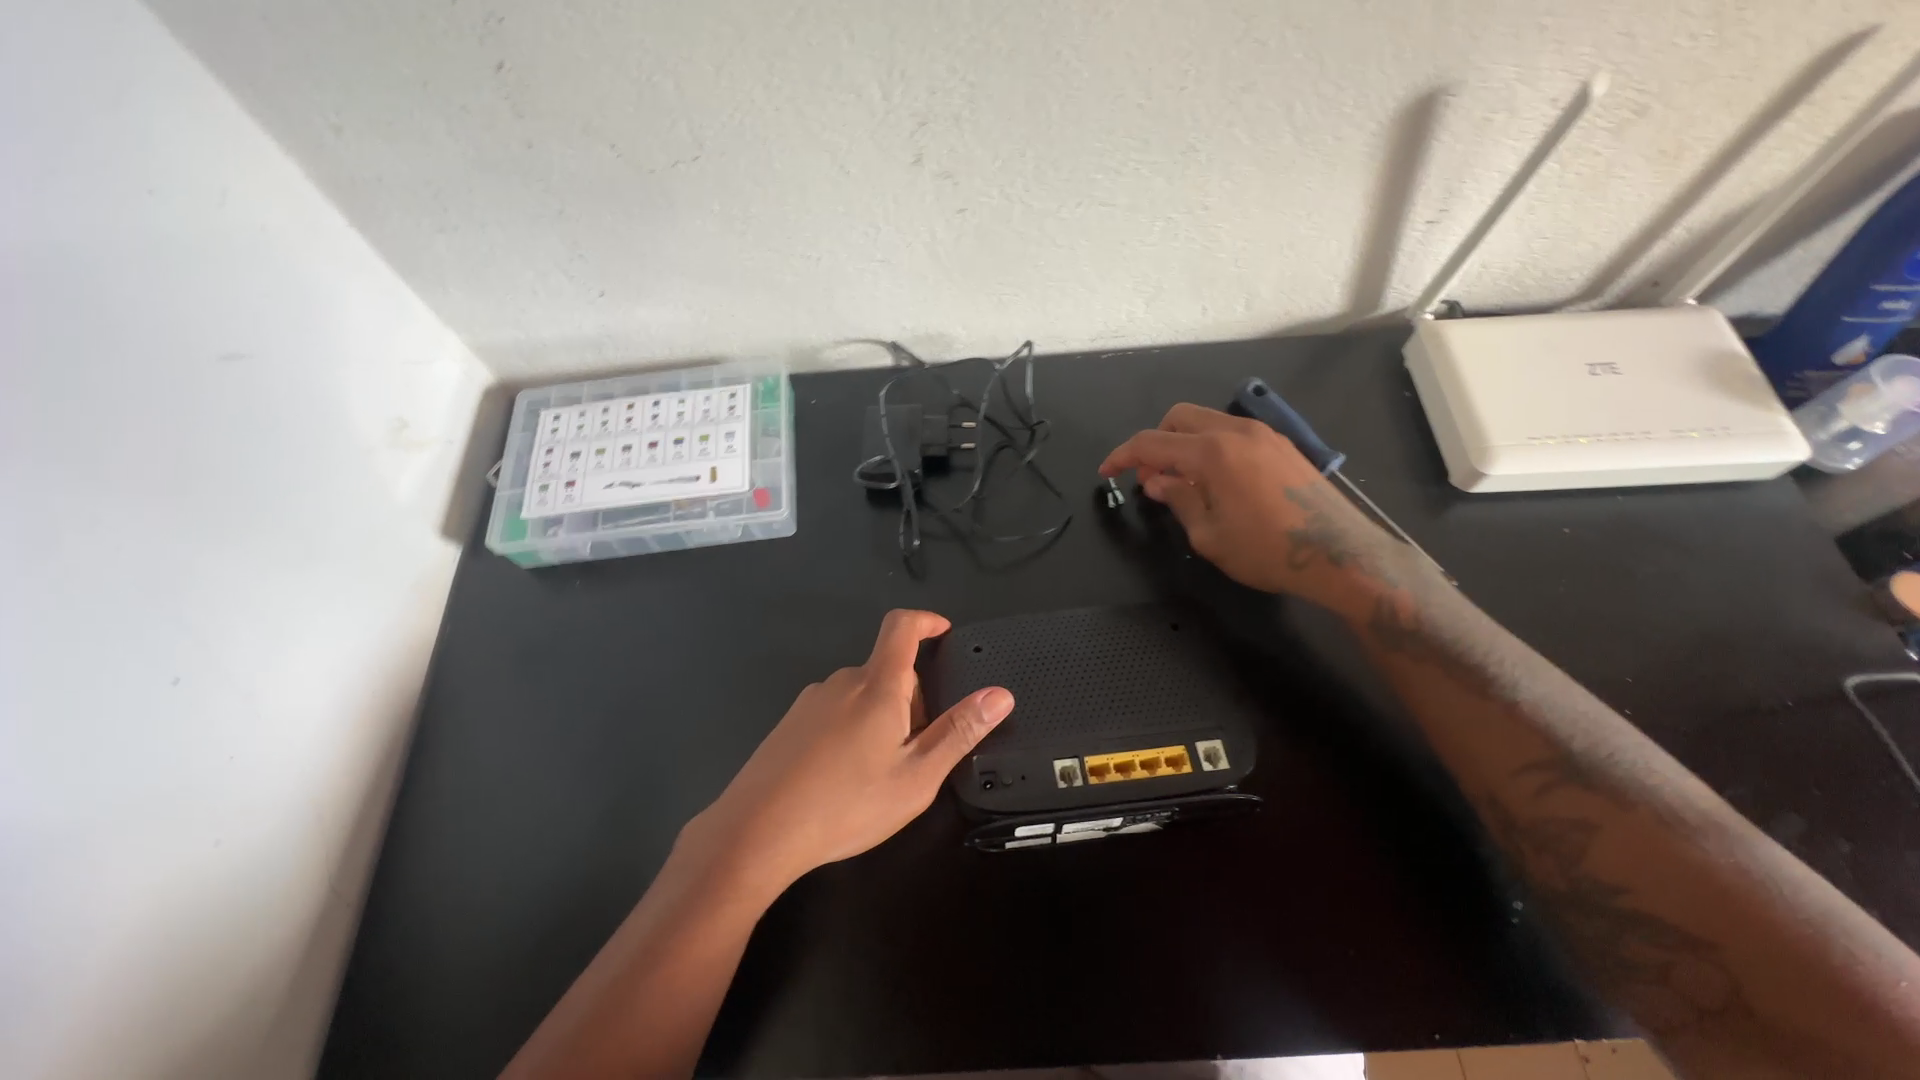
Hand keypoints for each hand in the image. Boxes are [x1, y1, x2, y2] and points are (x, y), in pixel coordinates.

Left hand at [680, 610, 1013, 896]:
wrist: (757, 831)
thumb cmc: (846, 805)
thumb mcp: (916, 777)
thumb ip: (959, 732)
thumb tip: (1000, 694)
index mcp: (877, 686)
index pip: (903, 627)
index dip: (927, 621)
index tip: (944, 632)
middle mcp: (842, 682)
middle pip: (888, 671)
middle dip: (912, 700)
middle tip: (917, 753)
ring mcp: (811, 702)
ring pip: (861, 695)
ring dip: (881, 718)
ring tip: (880, 774)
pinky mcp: (790, 724)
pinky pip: (835, 712)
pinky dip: (852, 731)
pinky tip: (845, 779)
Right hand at [1099, 403, 1398, 607]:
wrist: (1340, 553)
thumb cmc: (1266, 551)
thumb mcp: (1209, 536)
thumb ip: (1179, 500)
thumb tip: (1158, 482)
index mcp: (1212, 452)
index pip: (1152, 443)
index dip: (1123, 456)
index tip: (1106, 472)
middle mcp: (1236, 432)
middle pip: (1179, 418)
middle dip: (1154, 443)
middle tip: (1149, 480)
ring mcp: (1263, 435)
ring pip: (1207, 421)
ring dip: (1184, 444)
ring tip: (1181, 483)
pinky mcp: (1282, 446)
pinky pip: (1233, 433)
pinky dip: (1211, 447)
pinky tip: (1215, 481)